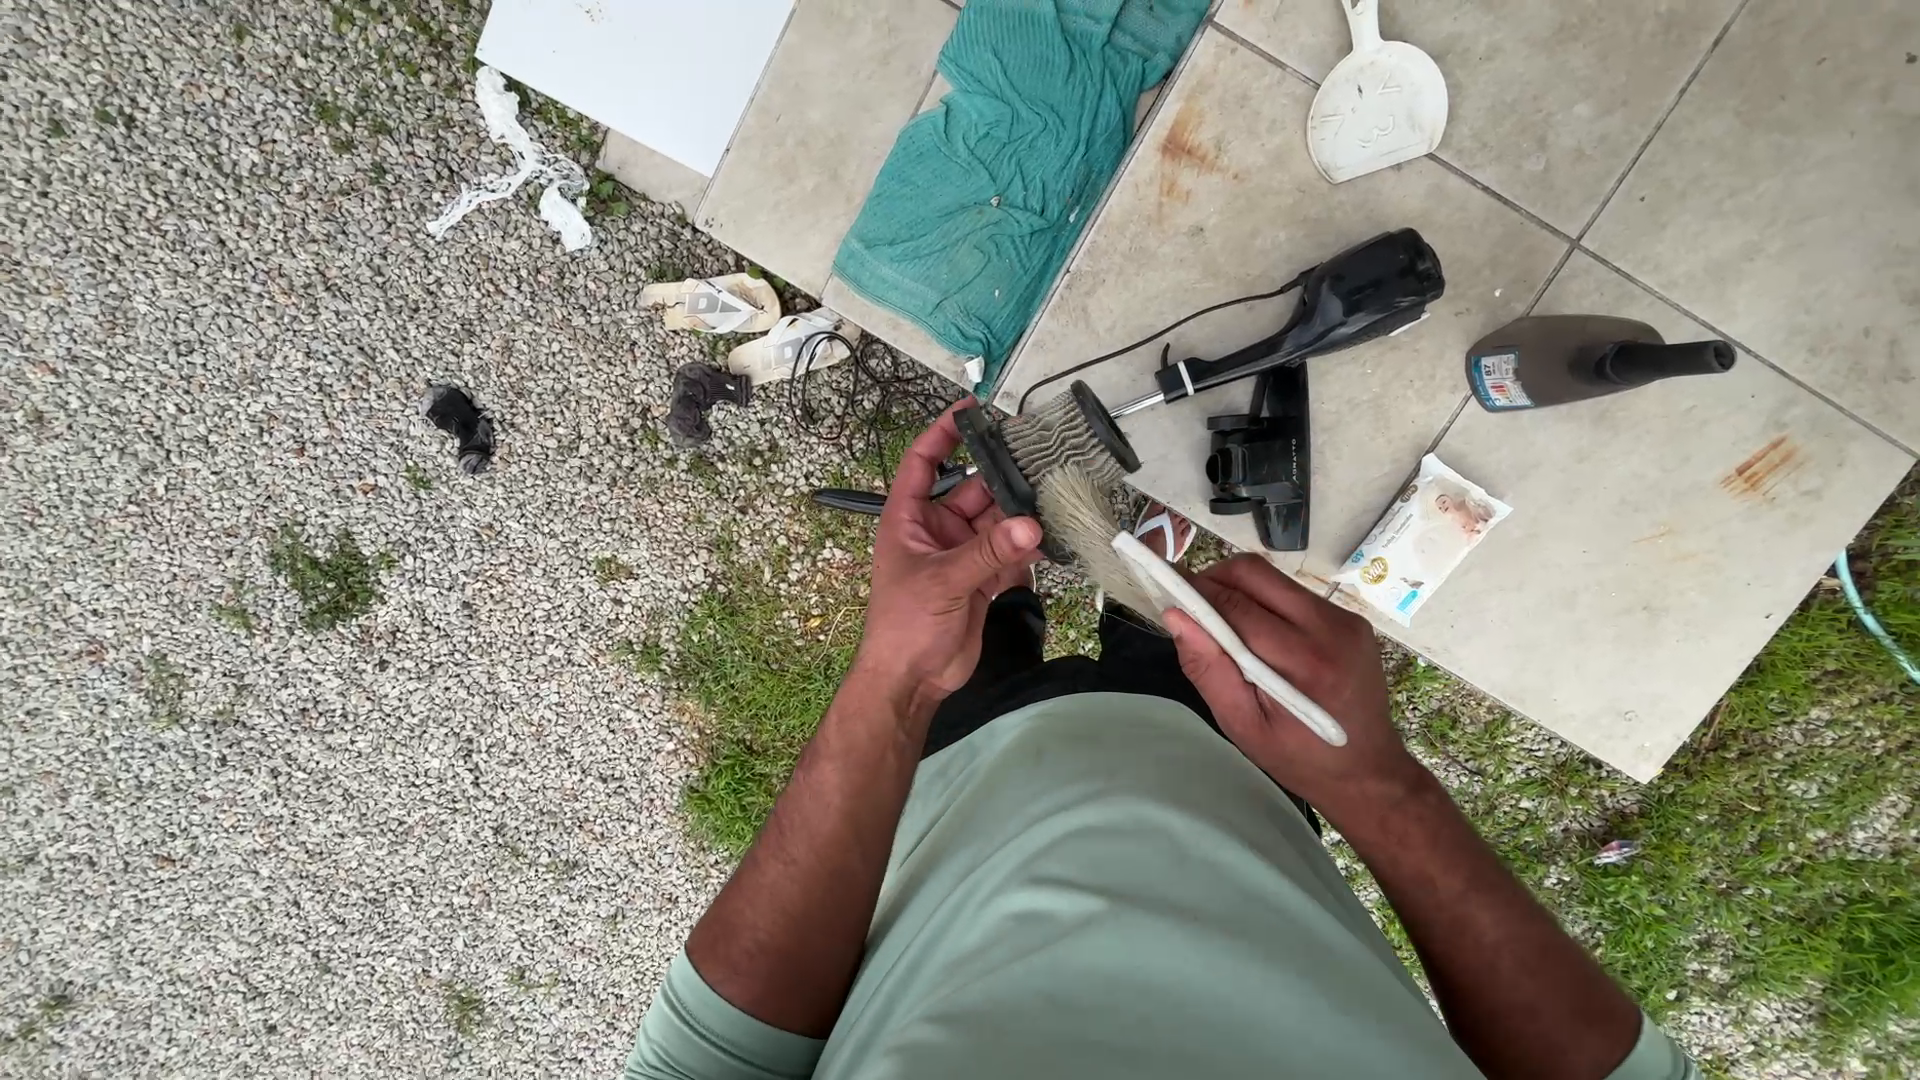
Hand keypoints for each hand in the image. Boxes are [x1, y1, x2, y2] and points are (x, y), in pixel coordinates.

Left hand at [855, 403, 1042, 721]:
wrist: (911, 679)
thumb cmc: (905, 624)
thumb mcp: (943, 581)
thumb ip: (988, 552)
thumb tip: (1031, 524)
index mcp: (908, 518)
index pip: (923, 462)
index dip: (942, 433)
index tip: (971, 410)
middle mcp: (935, 529)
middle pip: (972, 489)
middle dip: (1002, 475)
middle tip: (1040, 455)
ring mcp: (960, 553)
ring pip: (995, 521)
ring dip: (1020, 513)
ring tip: (1054, 495)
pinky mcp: (982, 578)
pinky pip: (1007, 551)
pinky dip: (1027, 546)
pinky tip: (1050, 538)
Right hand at [1165, 555, 1424, 821]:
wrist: (1369, 771)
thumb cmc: (1298, 757)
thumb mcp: (1241, 724)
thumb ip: (1207, 668)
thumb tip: (1175, 616)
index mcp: (1303, 661)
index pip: (1236, 603)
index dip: (1196, 591)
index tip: (1167, 589)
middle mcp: (1330, 628)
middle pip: (1256, 572)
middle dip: (1215, 578)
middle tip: (1192, 605)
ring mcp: (1345, 619)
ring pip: (1274, 577)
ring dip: (1239, 589)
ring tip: (1222, 622)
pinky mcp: (1350, 618)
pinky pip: (1292, 592)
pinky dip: (1263, 600)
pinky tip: (1256, 633)